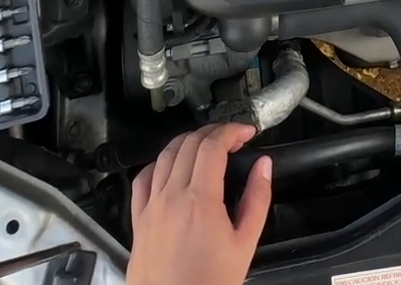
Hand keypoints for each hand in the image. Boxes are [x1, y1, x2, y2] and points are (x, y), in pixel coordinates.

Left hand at [127, 124, 272, 284]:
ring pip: (165, 154)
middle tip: (231, 138)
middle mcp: (171, 196)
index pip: (213, 145)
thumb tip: (263, 166)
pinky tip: (170, 165)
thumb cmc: (209, 284)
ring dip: (188, 141)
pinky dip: (158, 163)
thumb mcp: (244, 245)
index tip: (245, 133)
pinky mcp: (138, 221)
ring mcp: (151, 207)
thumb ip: (257, 199)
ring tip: (206, 145)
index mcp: (200, 200)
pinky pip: (143, 179)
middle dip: (213, 132)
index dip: (232, 131)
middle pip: (189, 143)